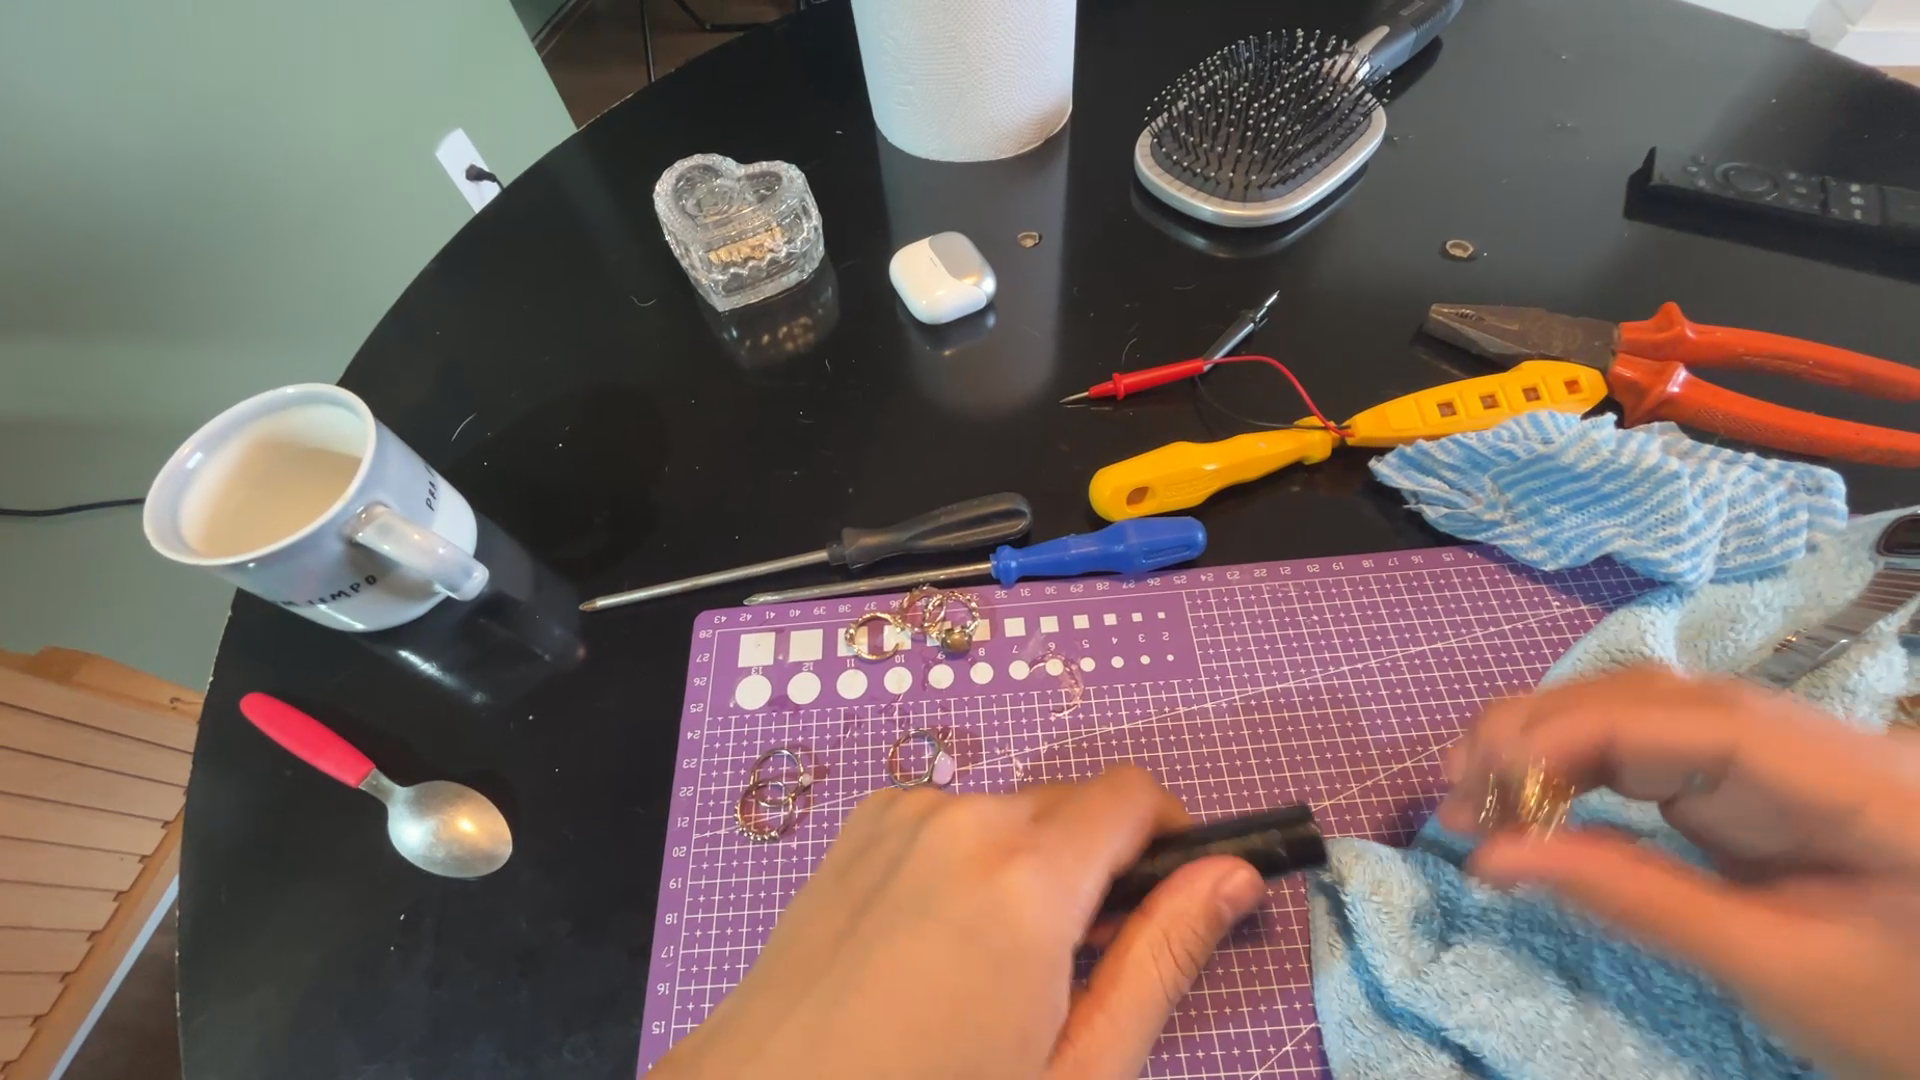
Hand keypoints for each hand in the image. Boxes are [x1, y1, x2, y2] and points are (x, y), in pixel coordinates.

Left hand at [652, 766, 1265, 1079]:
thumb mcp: (1074, 1069)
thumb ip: (1160, 959)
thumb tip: (1232, 877)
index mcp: (1026, 874)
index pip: (1132, 794)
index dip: (1170, 833)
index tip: (1176, 888)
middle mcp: (965, 814)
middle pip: (1070, 805)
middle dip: (1098, 861)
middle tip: (1081, 958)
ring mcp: (904, 809)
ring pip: (1010, 813)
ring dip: (1030, 863)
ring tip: (995, 962)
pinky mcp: (864, 819)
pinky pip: (951, 818)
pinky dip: (969, 857)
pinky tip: (932, 935)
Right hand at [1437, 668, 1919, 1079]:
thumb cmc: (1909, 1017)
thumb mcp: (1775, 970)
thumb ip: (1632, 899)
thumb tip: (1489, 857)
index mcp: (1858, 784)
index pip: (1700, 721)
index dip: (1580, 732)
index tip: (1491, 778)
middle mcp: (1805, 742)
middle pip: (1647, 699)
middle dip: (1538, 732)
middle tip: (1458, 786)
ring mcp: (1765, 754)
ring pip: (1625, 712)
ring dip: (1535, 745)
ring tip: (1470, 791)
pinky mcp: (1731, 777)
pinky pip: (1629, 749)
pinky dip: (1563, 769)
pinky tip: (1521, 795)